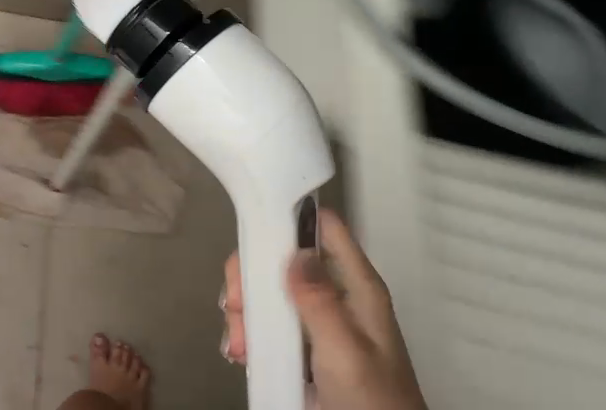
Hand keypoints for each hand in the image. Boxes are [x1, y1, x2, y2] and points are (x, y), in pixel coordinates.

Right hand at [221, 209, 425, 409]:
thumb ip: (320, 301)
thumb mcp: (346, 353)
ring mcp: (318, 320)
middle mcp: (336, 294)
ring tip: (238, 344)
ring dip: (243, 310)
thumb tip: (295, 250)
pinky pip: (266, 321)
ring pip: (267, 289)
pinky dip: (247, 331)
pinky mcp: (303, 346)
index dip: (288, 215)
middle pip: (281, 257)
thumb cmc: (372, 402)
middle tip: (233, 306)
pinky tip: (240, 352)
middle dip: (250, 277)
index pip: (324, 226)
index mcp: (357, 287)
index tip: (251, 228)